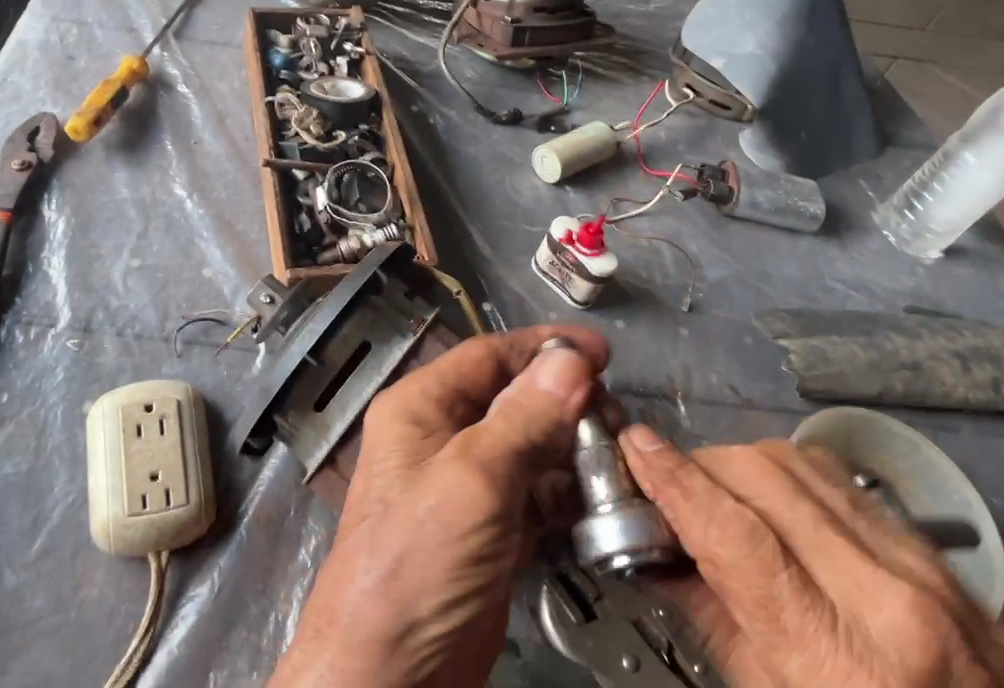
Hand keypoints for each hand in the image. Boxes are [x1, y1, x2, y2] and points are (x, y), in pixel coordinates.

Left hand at [268, 327, 607, 687]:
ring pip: (530, 450)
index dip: (544, 349)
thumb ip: (524, 418)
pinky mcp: (489, 533)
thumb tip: (571, 361)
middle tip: (616, 415)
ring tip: (616, 458)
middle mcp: (441, 440)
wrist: (388, 672)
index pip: (488, 357)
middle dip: (566, 404)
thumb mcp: (473, 479)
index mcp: (421, 409)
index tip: (600, 351)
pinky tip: (599, 500)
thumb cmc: (416, 565)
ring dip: (572, 451)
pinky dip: (567, 495)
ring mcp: (466, 490)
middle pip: (514, 401)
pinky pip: (535, 497)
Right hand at [619, 429, 1003, 687]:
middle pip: (765, 476)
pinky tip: (770, 500)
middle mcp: (888, 595)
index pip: (735, 534)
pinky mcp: (934, 552)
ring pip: (802, 463)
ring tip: (714, 492)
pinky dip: (789, 476)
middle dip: (702, 466)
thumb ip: (717, 620)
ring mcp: (921, 566)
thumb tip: (660, 551)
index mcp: (841, 657)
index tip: (634, 449)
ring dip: (742, 464)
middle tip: (667, 487)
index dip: (675, 482)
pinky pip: (843, 481)